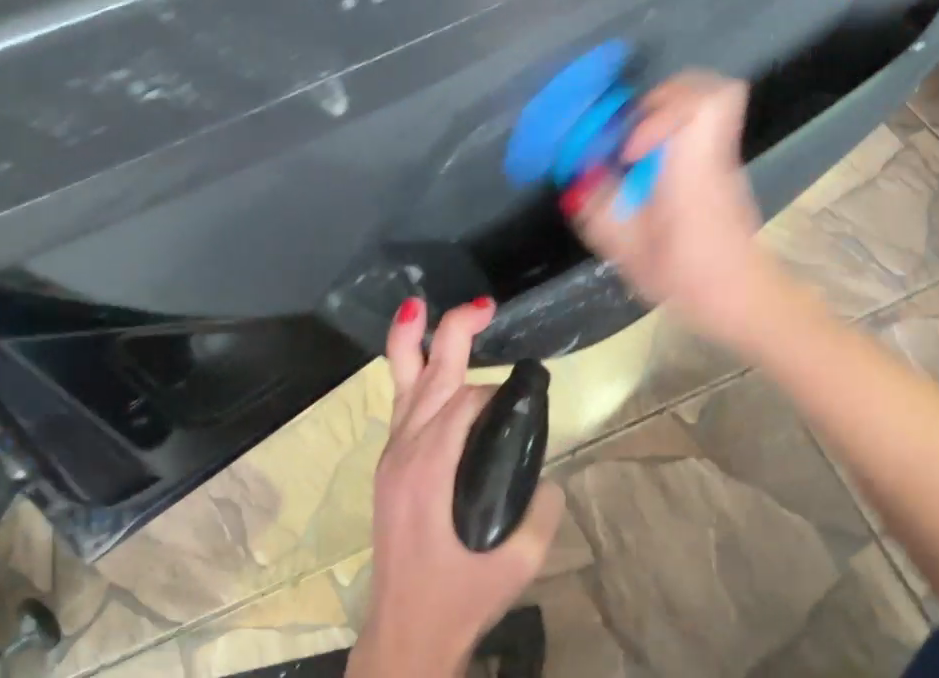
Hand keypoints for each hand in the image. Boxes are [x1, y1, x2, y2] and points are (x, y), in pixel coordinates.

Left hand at [347, 297, 563, 677]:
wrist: (404, 633)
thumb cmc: (458, 599)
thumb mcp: (516, 564)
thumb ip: (540, 512)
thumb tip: (550, 477)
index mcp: (428, 468)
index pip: (463, 400)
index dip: (495, 389)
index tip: (524, 396)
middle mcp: (403, 451)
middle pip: (426, 375)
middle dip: (453, 332)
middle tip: (483, 305)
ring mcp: (390, 457)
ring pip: (400, 384)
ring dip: (414, 342)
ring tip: (421, 306)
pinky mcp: (388, 467)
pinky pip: (399, 405)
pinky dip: (412, 374)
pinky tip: (428, 364)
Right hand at [565, 71, 776, 345]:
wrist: (749, 303)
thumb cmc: (693, 280)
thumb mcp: (632, 254)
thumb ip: (600, 212)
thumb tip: (580, 181)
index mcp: (694, 167)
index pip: (704, 100)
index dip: (661, 106)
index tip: (632, 148)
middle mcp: (714, 155)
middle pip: (708, 89)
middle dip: (663, 97)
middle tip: (633, 132)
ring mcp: (724, 162)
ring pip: (705, 107)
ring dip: (667, 117)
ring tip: (640, 151)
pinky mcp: (724, 175)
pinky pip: (700, 132)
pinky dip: (674, 137)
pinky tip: (654, 175)